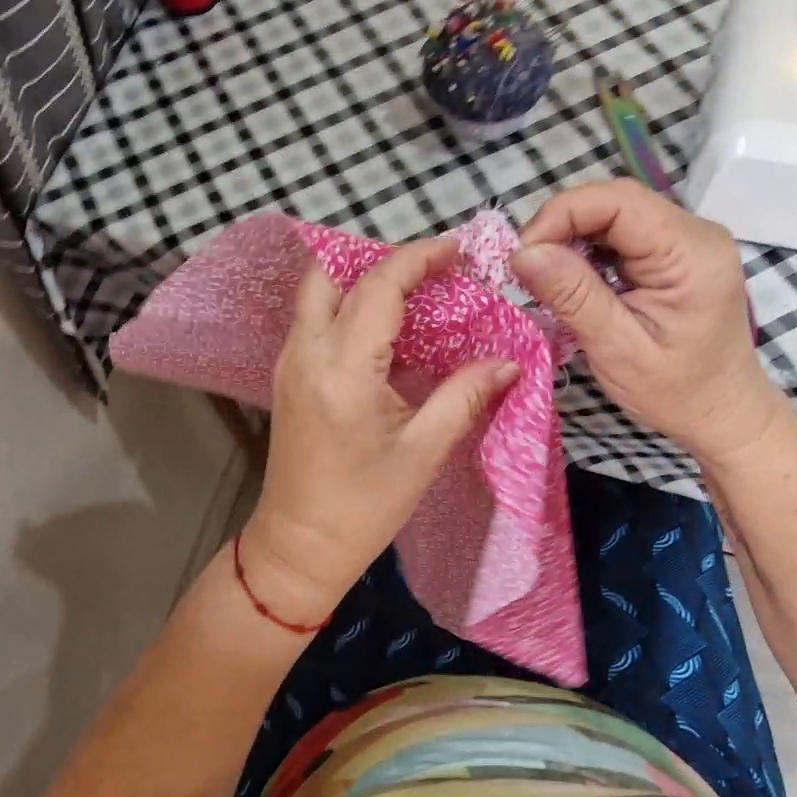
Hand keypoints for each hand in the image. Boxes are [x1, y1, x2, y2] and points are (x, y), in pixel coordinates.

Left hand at [243, 239, 520, 620]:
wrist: (300, 545)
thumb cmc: (363, 506)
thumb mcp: (422, 451)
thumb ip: (464, 396)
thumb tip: (509, 363)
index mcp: (342, 368)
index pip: (378, 286)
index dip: (419, 259)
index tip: (459, 252)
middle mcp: (306, 352)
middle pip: (332, 273)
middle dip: (381, 260)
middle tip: (432, 272)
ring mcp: (289, 363)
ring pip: (318, 293)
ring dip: (361, 280)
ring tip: (417, 294)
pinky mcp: (287, 377)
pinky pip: (315, 321)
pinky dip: (348, 308)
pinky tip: (389, 331)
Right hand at [509, 179, 785, 461]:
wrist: (723, 413)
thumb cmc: (676, 392)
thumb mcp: (617, 350)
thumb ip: (574, 296)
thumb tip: (523, 253)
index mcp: (691, 252)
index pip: (616, 201)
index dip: (561, 216)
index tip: (523, 257)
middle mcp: (695, 232)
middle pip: (614, 200)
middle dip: (561, 225)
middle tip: (526, 268)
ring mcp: (686, 239)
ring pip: (614, 213)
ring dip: (571, 237)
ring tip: (544, 276)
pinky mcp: (674, 252)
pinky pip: (621, 233)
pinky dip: (587, 249)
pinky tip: (572, 279)